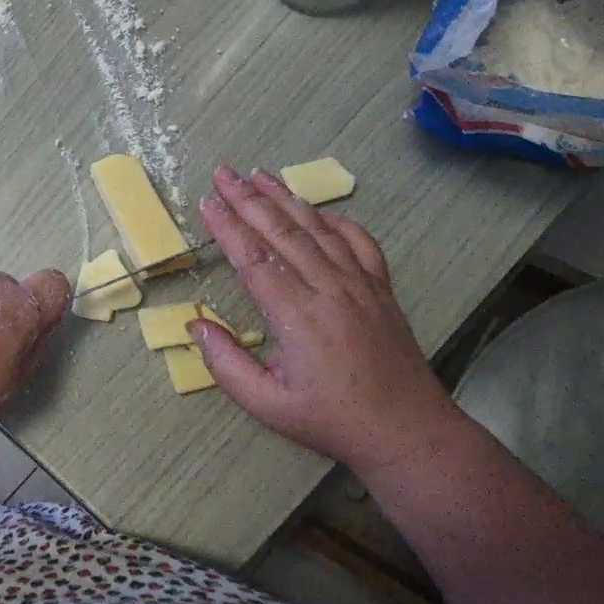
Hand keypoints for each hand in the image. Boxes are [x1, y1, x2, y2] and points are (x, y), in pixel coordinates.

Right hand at [187, 167, 464, 475]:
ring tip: (261, 174)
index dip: (228, 228)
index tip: (207, 202)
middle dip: (249, 199)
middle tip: (224, 173)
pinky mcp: (381, 290)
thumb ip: (225, 363)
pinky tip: (319, 211)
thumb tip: (196, 323)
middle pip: (282, 233)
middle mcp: (329, 290)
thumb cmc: (330, 420)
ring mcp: (360, 286)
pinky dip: (337, 221)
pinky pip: (360, 243)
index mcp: (297, 316)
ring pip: (319, 230)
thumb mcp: (266, 404)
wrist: (408, 431)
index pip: (254, 259)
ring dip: (287, 199)